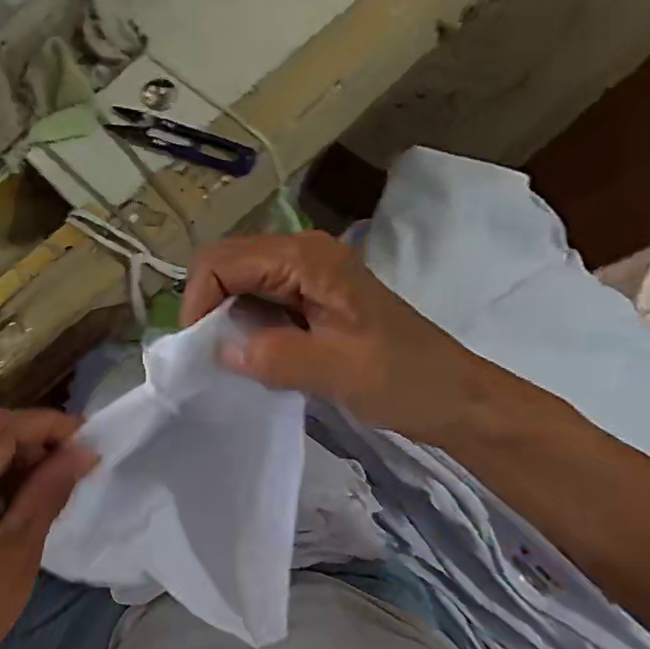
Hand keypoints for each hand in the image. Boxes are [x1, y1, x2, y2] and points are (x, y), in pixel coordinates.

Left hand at [0, 409, 98, 648]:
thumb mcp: (19, 549)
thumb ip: (48, 490)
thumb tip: (83, 448)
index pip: (1, 429)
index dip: (48, 425)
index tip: (89, 439)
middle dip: (38, 440)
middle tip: (77, 465)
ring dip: (23, 454)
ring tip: (57, 481)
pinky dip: (4, 469)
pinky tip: (27, 491)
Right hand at [181, 231, 512, 443]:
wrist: (451, 395)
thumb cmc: (402, 379)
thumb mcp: (336, 371)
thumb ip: (273, 356)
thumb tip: (218, 350)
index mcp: (307, 258)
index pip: (222, 261)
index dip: (198, 301)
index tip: (198, 348)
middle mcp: (301, 252)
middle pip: (223, 263)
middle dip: (205, 306)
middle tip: (208, 353)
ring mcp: (304, 271)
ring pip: (234, 279)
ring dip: (221, 315)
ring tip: (227, 355)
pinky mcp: (305, 293)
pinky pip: (253, 296)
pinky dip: (239, 322)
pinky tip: (249, 351)